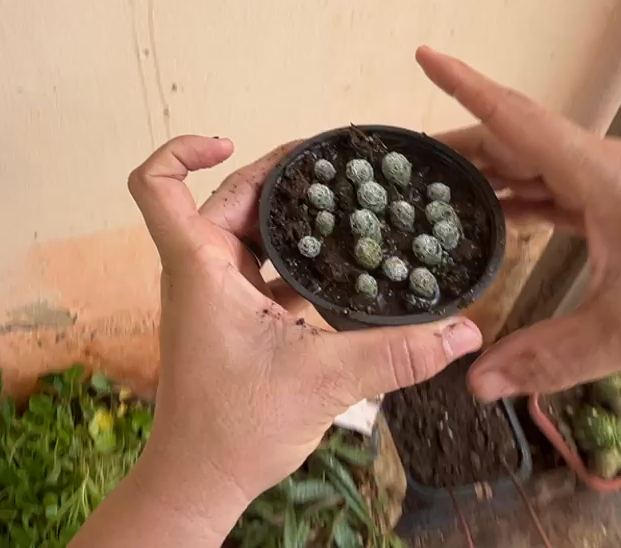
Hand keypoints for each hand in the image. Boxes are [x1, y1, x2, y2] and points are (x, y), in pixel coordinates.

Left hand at [125, 135, 482, 513]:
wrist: (202, 477)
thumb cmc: (234, 425)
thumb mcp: (322, 381)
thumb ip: (394, 353)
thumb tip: (464, 331)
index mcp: (198, 263)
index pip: (157, 183)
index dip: (181, 150)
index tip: (225, 143)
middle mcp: (200, 264)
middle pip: (228, 196)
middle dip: (274, 174)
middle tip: (329, 162)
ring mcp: (215, 285)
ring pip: (248, 226)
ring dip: (288, 212)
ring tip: (341, 197)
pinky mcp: (232, 308)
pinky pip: (262, 261)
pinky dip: (294, 253)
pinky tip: (337, 259)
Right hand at [417, 46, 620, 399]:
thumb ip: (548, 356)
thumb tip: (474, 383)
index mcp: (601, 174)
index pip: (515, 117)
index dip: (464, 84)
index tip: (422, 53)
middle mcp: (606, 167)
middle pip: (516, 140)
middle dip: (457, 146)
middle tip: (400, 164)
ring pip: (537, 166)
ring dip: (489, 175)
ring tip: (433, 190)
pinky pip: (561, 191)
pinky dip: (522, 200)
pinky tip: (497, 219)